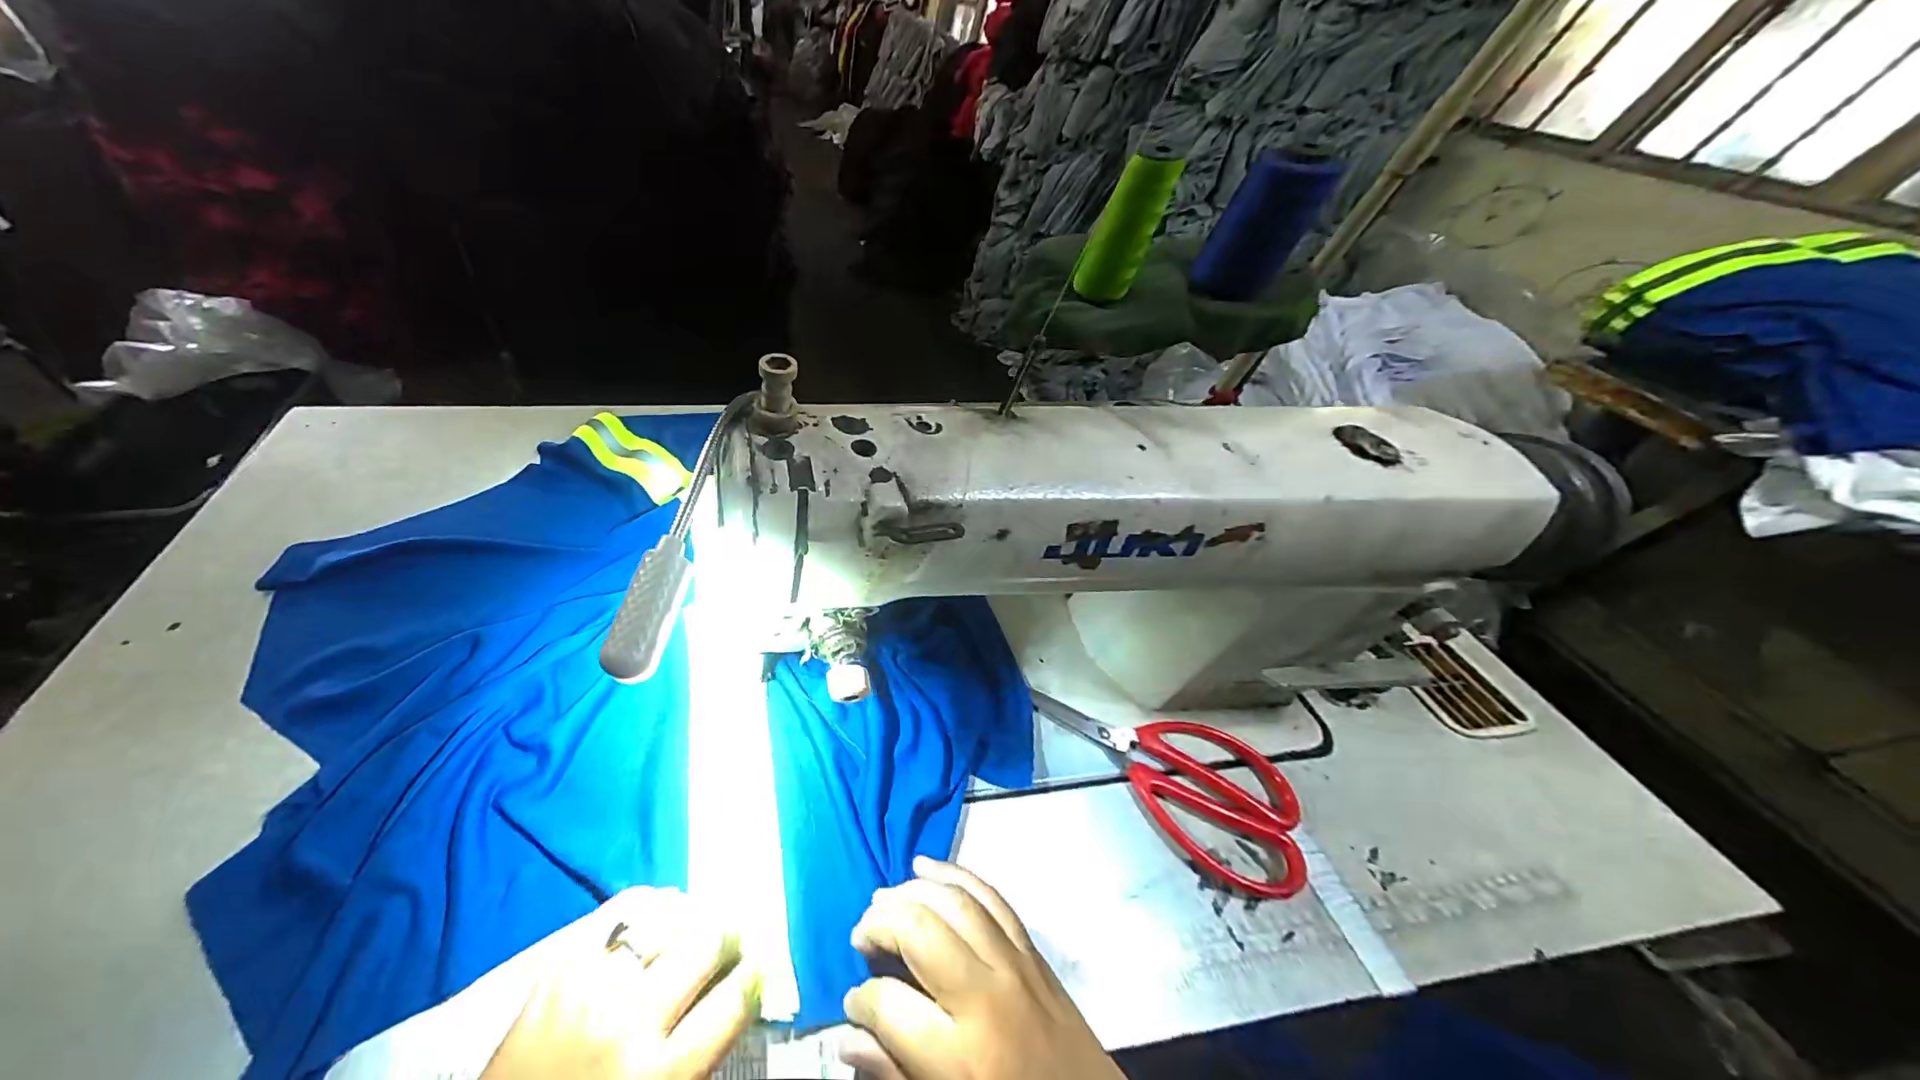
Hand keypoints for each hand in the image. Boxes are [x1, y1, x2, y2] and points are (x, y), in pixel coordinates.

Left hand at [480, 888, 759, 1079]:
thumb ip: (695, 1054)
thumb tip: (736, 996)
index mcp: (660, 1075)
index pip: (732, 1002)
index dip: (755, 973)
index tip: (762, 959)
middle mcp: (630, 1025)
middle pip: (703, 949)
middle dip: (728, 933)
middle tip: (736, 929)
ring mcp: (589, 993)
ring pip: (663, 924)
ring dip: (688, 917)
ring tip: (699, 915)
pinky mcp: (556, 972)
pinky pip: (615, 919)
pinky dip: (643, 909)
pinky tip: (656, 908)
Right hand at [840, 857, 1122, 1079]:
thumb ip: (893, 1071)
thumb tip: (847, 1035)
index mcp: (959, 1055)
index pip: (888, 1004)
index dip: (860, 1000)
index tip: (855, 1003)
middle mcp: (985, 996)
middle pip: (920, 932)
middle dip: (880, 925)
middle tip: (860, 937)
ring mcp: (1013, 963)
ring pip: (954, 902)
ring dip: (912, 892)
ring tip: (882, 900)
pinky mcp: (1032, 948)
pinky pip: (991, 896)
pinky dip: (956, 874)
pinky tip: (926, 867)